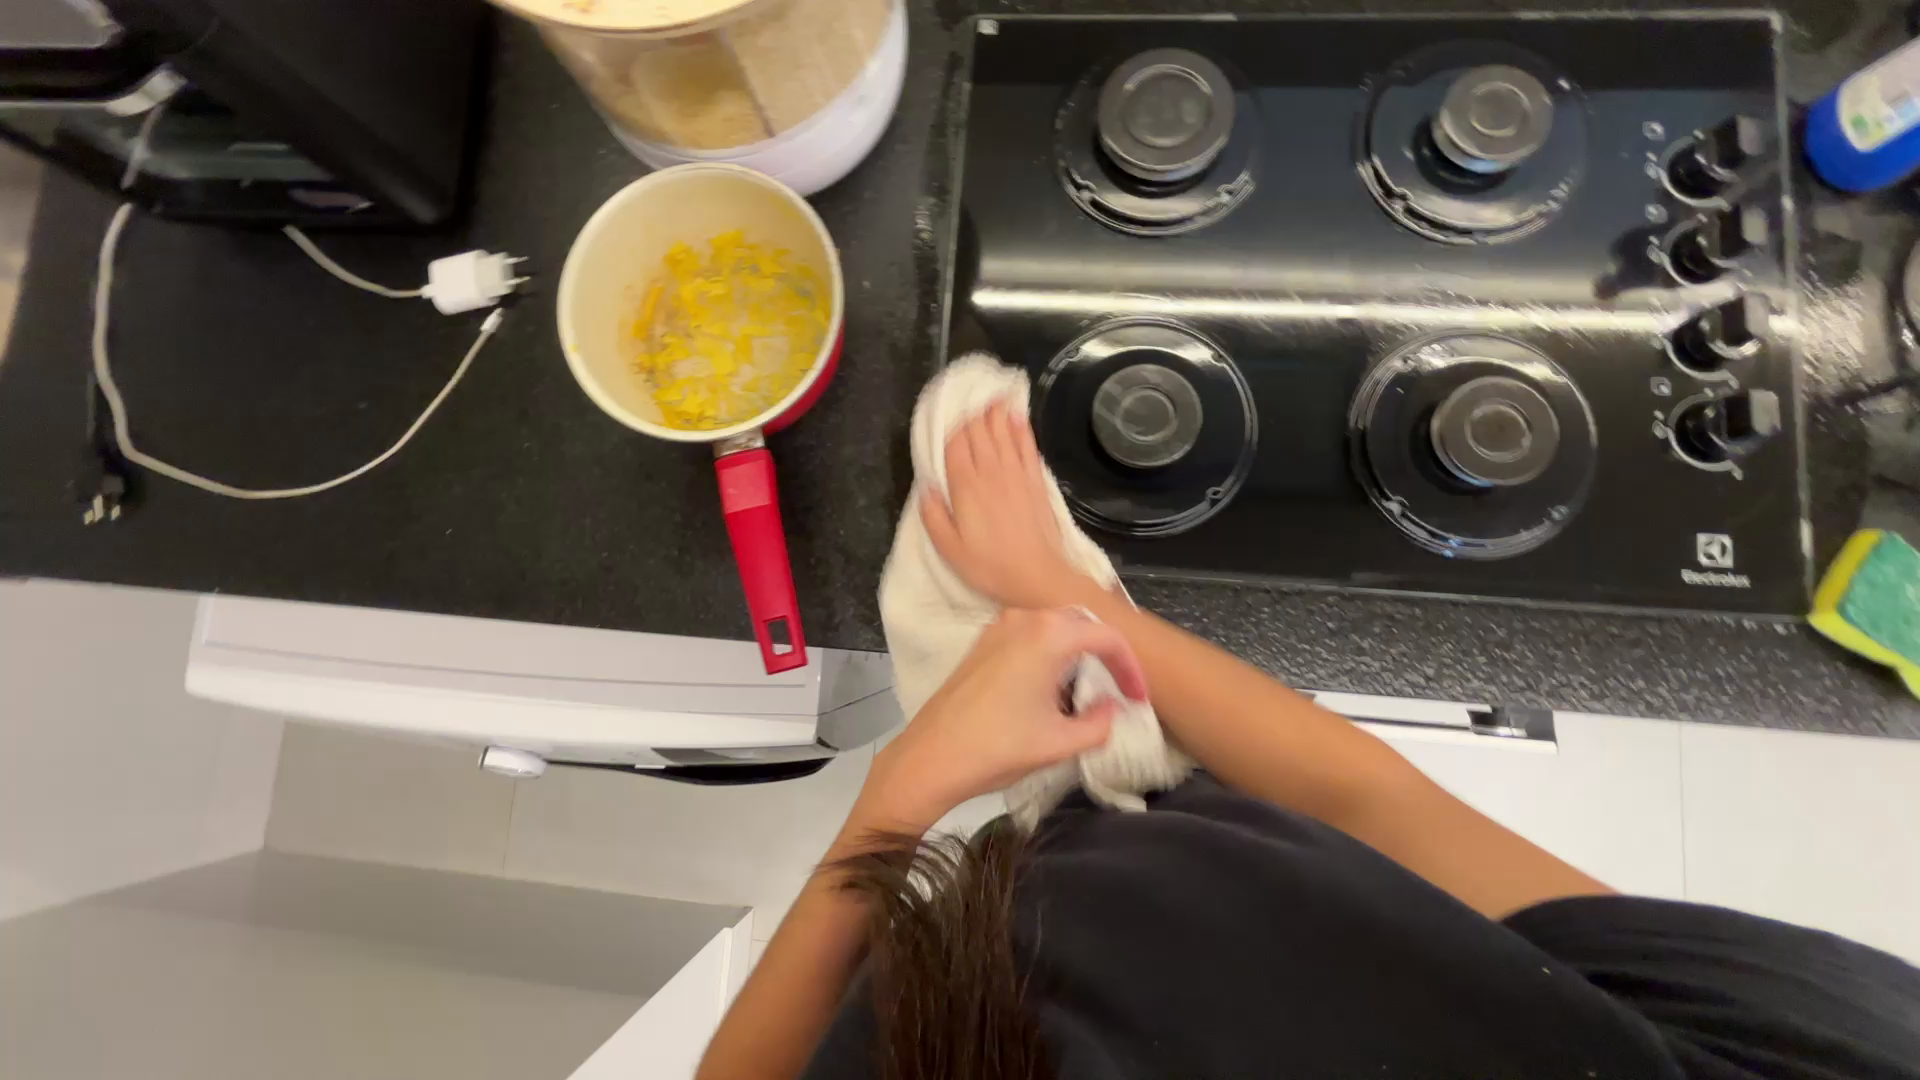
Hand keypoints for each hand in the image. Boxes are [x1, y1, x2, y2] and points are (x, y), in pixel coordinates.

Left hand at [853, 608, 1148, 830]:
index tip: (1138, 699)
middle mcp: (1024, 618)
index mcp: (1049, 635)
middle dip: (1105, 654)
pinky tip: (1050, 687)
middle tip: (1119, 688)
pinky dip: (1049, 654)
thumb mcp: (1061, 742)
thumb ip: (1100, 722)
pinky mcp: (981, 643)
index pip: (1108, 638)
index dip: (1130, 668)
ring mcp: (998, 628)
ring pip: (1052, 628)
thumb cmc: (999, 747)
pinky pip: (1028, 636)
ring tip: (1088, 689)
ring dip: (1076, 652)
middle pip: (1080, 624)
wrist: (931, 756)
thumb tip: (1111, 707)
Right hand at [920, 402, 1103, 608]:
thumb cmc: (991, 567)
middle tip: (967, 390)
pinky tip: (1017, 415)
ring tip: (991, 393)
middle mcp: (991, 472)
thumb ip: (933, 516)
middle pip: (979, 432)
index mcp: (966, 487)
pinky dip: (1021, 427)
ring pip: (1002, 433)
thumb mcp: (950, 550)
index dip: (949, 422)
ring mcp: (1016, 474)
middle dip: (971, 411)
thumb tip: (926, 487)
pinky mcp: (1036, 481)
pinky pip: (1027, 446)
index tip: (945, 406)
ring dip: (995, 412)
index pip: (955, 444)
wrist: (1040, 577)